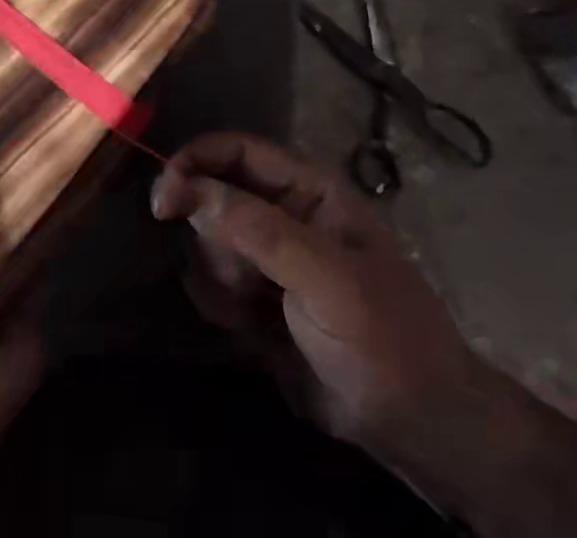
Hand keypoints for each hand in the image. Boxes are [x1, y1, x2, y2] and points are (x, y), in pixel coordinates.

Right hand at [150, 133, 478, 449]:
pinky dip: (217, 302)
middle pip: (209, 194)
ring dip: (218, 277)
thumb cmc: (386, 342)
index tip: (163, 200)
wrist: (412, 426)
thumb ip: (261, 230)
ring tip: (255, 312)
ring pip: (202, 240)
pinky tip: (250, 329)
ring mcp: (263, 254)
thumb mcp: (330, 282)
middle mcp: (280, 212)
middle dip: (212, 238)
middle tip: (238, 280)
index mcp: (309, 190)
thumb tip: (189, 188)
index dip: (193, 162)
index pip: (235, 150)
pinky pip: (205, 278)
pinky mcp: (249, 292)